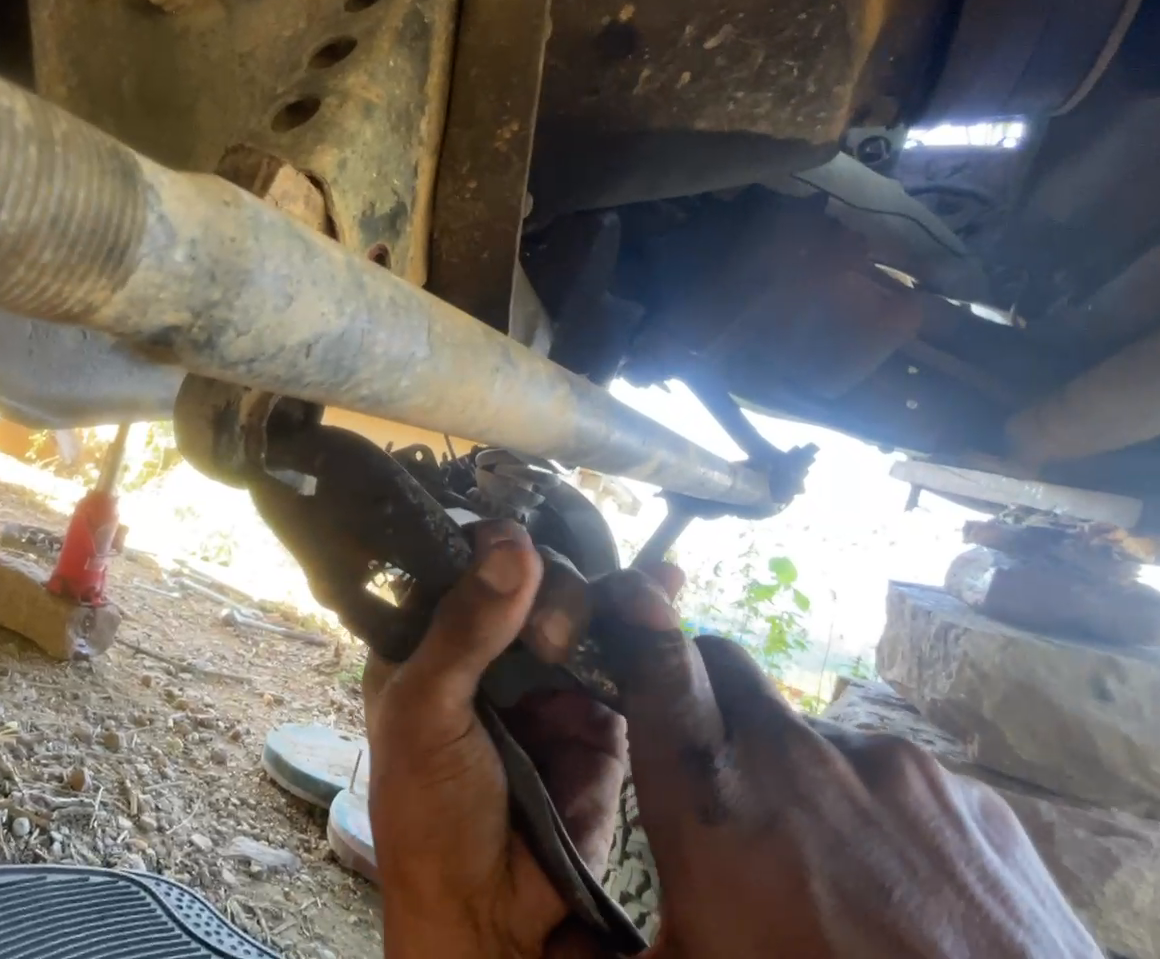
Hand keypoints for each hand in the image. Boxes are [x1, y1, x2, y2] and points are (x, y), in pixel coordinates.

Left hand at [363, 521, 628, 958]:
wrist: (487, 908)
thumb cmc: (427, 804)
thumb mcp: (426, 708)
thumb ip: (466, 628)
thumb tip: (512, 545)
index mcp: (427, 642)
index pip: (459, 568)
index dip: (489, 546)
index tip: (516, 538)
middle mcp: (485, 653)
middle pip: (528, 584)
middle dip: (552, 586)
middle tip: (550, 633)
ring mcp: (543, 685)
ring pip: (579, 615)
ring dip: (606, 593)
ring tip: (642, 583)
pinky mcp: (596, 720)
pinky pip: (621, 664)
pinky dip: (642, 631)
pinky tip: (664, 594)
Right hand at [593, 570, 1101, 957]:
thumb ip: (607, 921)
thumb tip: (547, 918)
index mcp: (710, 791)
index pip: (656, 658)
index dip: (632, 616)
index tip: (621, 600)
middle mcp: (796, 754)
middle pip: (725, 663)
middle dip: (700, 688)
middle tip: (710, 763)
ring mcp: (893, 769)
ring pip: (810, 731)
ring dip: (795, 768)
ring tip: (823, 859)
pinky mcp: (974, 801)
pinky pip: (896, 779)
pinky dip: (875, 810)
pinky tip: (898, 884)